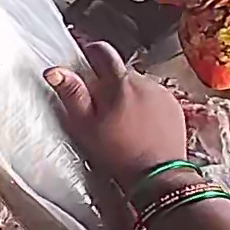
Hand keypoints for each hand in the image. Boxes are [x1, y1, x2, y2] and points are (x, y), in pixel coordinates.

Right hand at [43, 40, 187, 186]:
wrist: (158, 178)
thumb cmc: (116, 152)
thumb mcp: (84, 125)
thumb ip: (71, 94)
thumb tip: (54, 70)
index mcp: (118, 83)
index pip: (103, 51)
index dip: (90, 53)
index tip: (84, 67)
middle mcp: (143, 82)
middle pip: (119, 70)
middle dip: (107, 82)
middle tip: (99, 107)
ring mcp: (162, 93)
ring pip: (136, 84)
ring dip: (126, 94)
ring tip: (120, 120)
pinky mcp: (174, 106)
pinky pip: (153, 96)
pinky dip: (144, 104)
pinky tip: (139, 124)